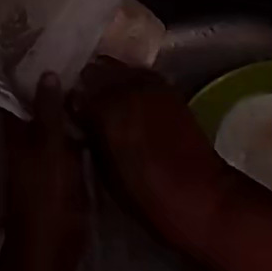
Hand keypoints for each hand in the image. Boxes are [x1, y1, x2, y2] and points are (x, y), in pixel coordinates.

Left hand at [5, 73, 87, 259]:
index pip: (18, 89)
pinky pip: (70, 139)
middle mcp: (26, 136)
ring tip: (91, 77)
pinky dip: (80, 127)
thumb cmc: (45, 194)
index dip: (28, 68)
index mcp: (15, 127)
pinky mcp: (63, 169)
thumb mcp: (49, 148)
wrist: (53, 245)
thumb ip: (48, 112)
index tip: (45, 45)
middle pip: (38, 103)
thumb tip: (46, 72)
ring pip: (55, 120)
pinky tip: (99, 114)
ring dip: (68, 104)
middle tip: (77, 57)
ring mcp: (45, 152)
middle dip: (52, 84)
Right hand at [73, 58, 231, 251]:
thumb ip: (88, 135)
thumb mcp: (104, 170)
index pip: (69, 93)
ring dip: (108, 80)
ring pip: (114, 68)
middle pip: (91, 72)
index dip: (66, 103)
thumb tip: (78, 119)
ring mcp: (145, 83)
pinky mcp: (166, 88)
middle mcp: (120, 87)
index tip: (66, 113)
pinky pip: (138, 74)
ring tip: (107, 99)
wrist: (205, 201)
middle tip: (84, 104)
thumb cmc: (147, 195)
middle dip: (85, 85)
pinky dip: (130, 82)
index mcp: (99, 108)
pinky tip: (130, 100)